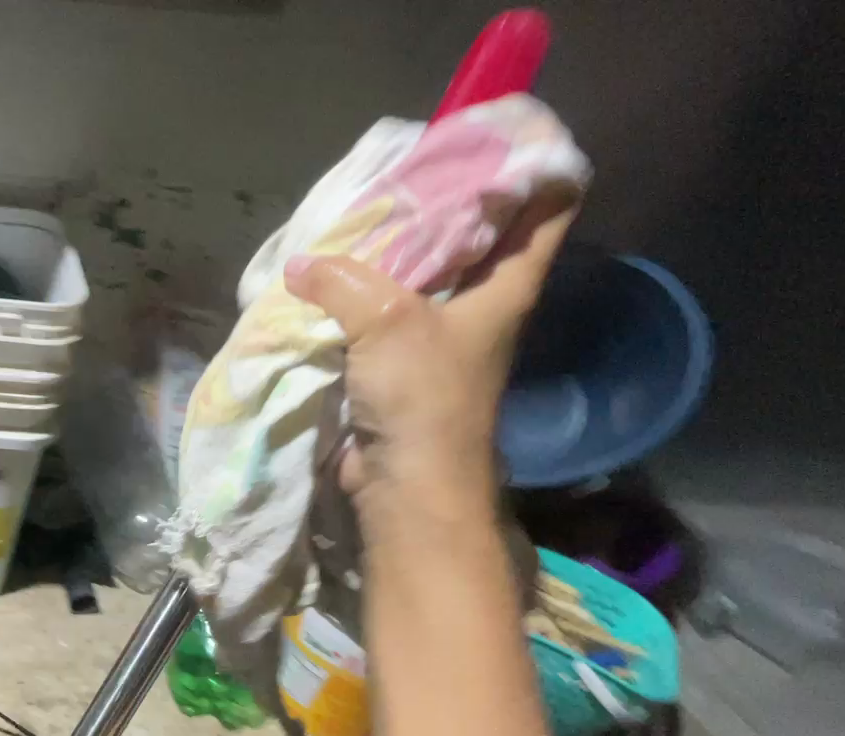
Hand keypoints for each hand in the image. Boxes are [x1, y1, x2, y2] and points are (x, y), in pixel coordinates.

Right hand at [284, 187, 578, 518]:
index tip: (484, 144)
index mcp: (505, 286)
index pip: (544, 209)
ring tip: (353, 225)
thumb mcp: (387, 322)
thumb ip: (344, 283)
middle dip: (441, 208)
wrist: (407, 482)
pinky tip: (326, 287)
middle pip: (472, 241)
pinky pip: (378, 321)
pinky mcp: (397, 370)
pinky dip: (356, 302)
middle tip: (398, 177)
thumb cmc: (423, 396)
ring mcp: (437, 341)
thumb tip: (301, 266)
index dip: (527, 170)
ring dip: (389, 259)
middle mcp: (479, 308)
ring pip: (419, 282)